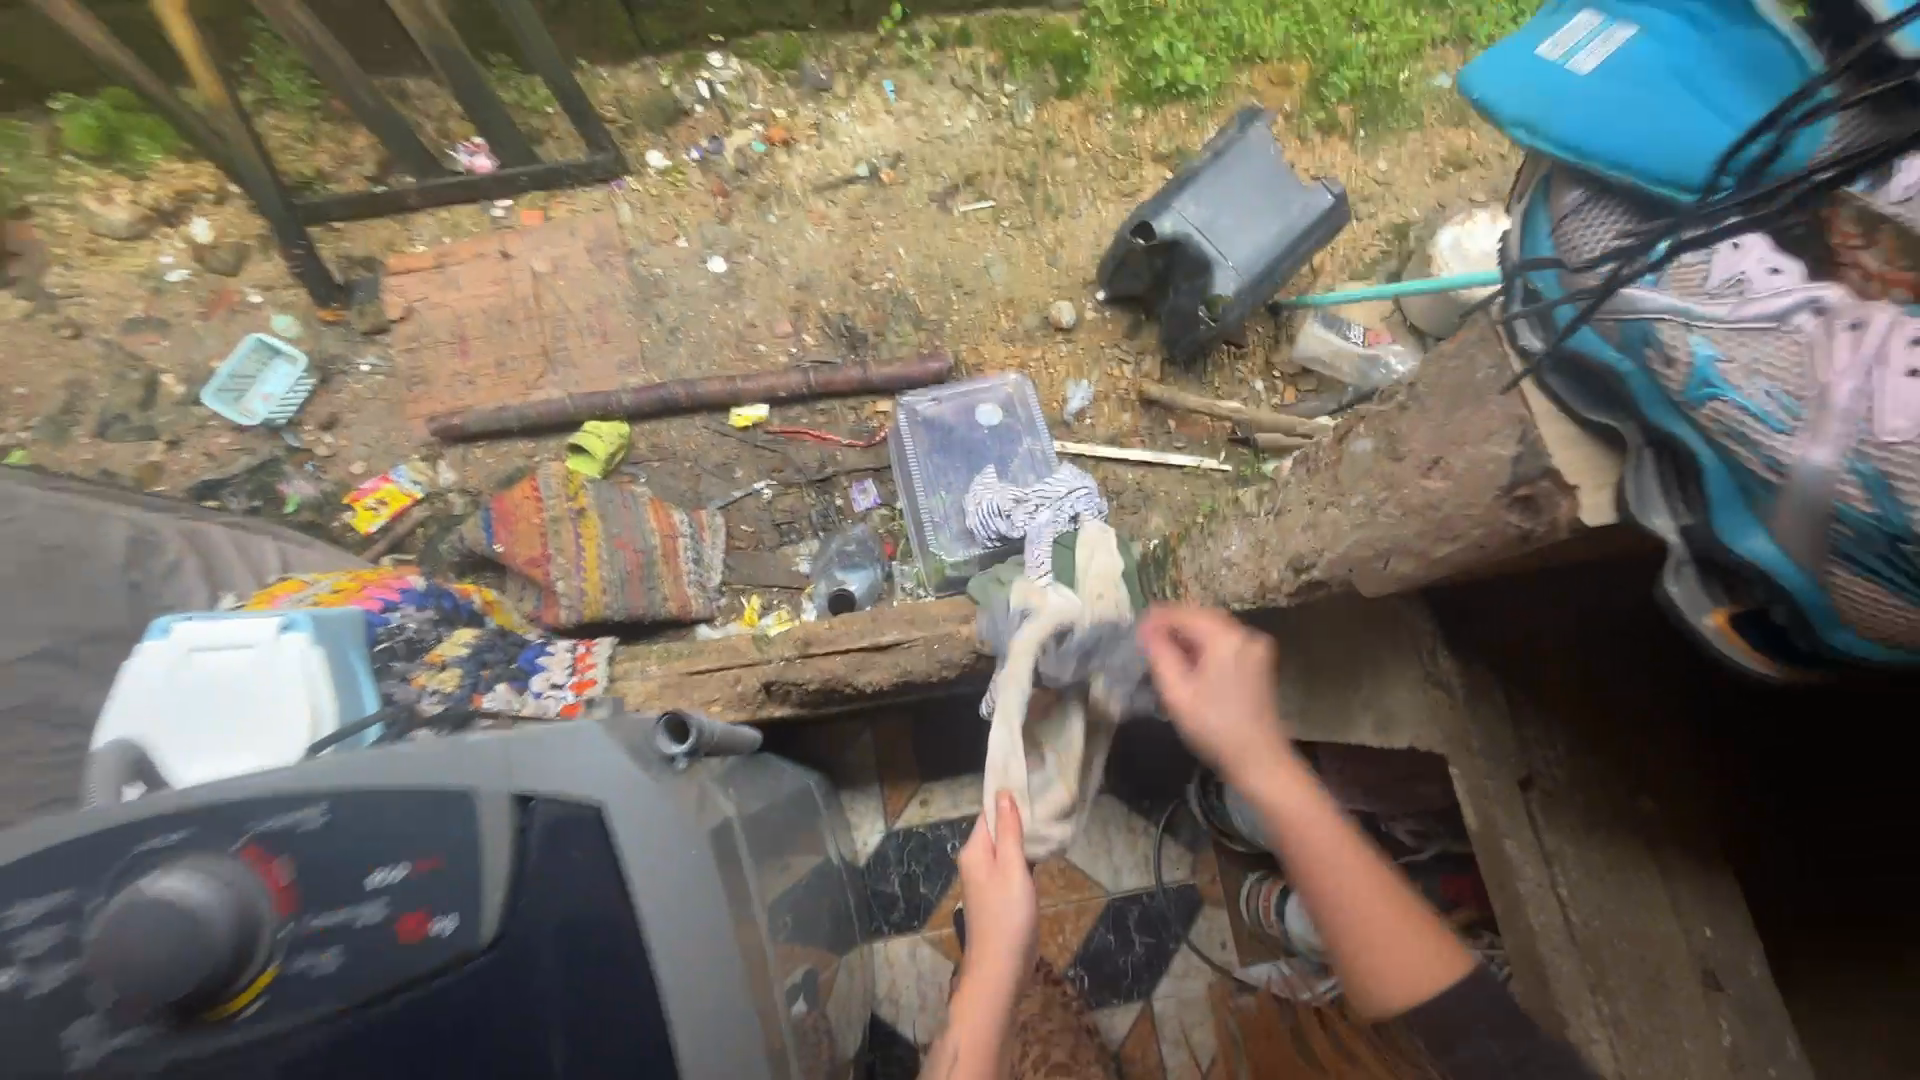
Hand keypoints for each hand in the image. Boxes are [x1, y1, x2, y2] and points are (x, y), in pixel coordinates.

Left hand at [955, 792, 1037, 987]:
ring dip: (1024, 839)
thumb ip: (1009, 831)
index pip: (989, 812)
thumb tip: (1004, 793)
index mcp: (975, 850)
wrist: (1000, 970)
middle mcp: (976, 861)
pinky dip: (1025, 859)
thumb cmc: (1007, 915)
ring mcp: (986, 880)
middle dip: (1019, 818)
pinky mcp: (998, 895)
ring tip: (1050, 824)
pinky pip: (1010, 867)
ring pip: (1006, 849)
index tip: (1032, 785)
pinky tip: (1043, 855)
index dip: (1008, 798)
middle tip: (1048, 804)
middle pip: (997, 829)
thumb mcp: (1012, 868)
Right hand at [1138, 605, 1295, 786]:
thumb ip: (1159, 654)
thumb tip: (1146, 629)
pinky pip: (1225, 640)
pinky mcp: (1259, 660)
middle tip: (1146, 639)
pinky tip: (1189, 659)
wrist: (1259, 759)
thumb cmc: (1213, 727)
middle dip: (1172, 624)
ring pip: (1213, 628)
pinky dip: (1204, 644)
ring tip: (1162, 649)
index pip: (1183, 614)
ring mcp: (1255, 646)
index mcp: (1225, 637)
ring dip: (1187, 633)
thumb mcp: (1176, 692)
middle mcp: (1244, 633)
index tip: (1136, 631)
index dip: (1156, 619)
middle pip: (1201, 616)